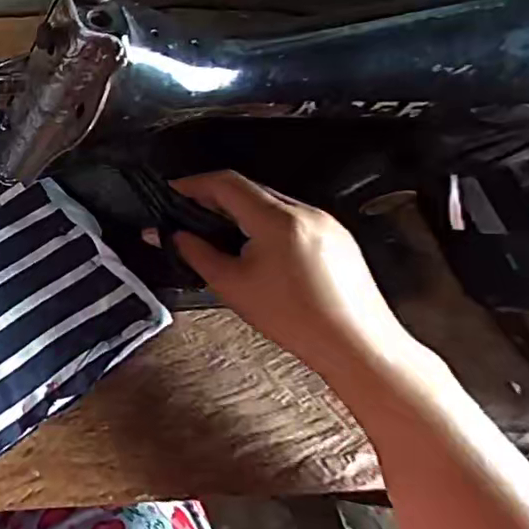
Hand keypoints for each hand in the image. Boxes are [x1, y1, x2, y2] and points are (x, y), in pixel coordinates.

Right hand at [157, 170, 429, 383]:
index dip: (192, 183)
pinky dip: (262, 221)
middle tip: (185, 212)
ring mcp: (326, 224)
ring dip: (237, 208)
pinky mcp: (336, 238)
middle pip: (248, 188)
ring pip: (269, 201)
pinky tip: (250, 244)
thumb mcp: (230, 284)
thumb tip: (172, 235)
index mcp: (278, 221)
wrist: (357, 345)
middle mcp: (307, 214)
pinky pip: (290, 216)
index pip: (226, 183)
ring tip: (214, 229)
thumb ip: (195, 252)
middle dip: (212, 196)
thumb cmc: (297, 319)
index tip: (171, 191)